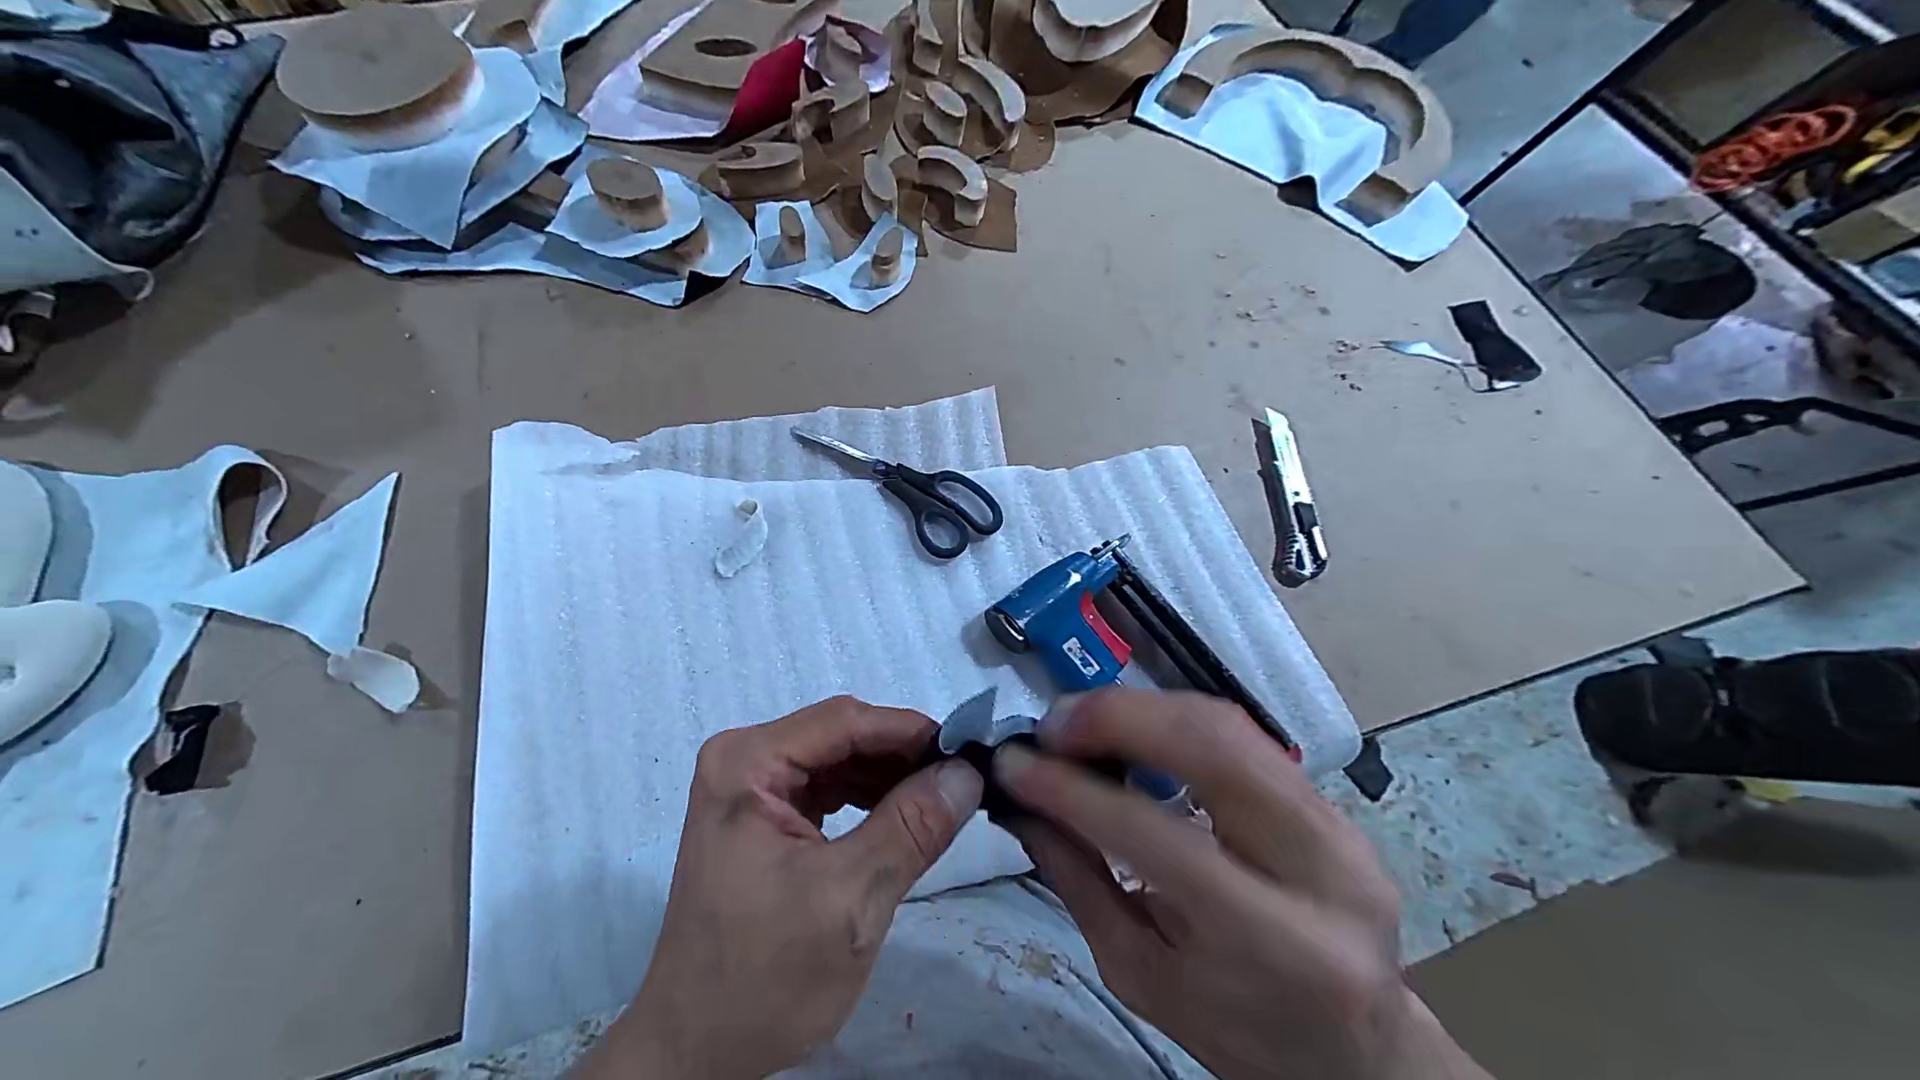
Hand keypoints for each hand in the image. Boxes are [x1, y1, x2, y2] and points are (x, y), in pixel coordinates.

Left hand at [576, 697, 983, 1079]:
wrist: (698, 1050)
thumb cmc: (764, 978)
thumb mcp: (850, 900)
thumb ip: (912, 826)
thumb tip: (967, 772)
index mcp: (746, 764)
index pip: (845, 720)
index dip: (910, 731)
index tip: (967, 752)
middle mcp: (743, 759)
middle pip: (842, 734)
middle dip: (902, 755)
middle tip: (961, 780)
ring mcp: (750, 785)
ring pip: (840, 757)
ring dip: (890, 775)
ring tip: (940, 798)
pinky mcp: (762, 813)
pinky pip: (828, 785)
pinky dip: (869, 796)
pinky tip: (903, 814)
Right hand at [994, 689, 1489, 1079]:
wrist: (1351, 1044)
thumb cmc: (1237, 1029)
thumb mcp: (1142, 976)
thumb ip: (1081, 882)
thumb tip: (1024, 802)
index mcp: (1277, 943)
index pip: (1160, 839)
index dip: (1076, 792)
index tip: (1015, 764)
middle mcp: (1323, 867)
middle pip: (1216, 749)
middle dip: (1120, 719)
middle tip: (1053, 724)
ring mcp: (1338, 823)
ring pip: (1230, 725)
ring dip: (1143, 709)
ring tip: (1080, 721)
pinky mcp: (1329, 799)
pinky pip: (1241, 734)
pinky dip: (1172, 719)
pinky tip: (1129, 728)